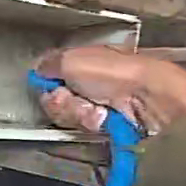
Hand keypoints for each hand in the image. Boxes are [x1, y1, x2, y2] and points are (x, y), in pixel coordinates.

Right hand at [34, 46, 185, 135]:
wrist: (147, 99)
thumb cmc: (114, 72)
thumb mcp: (73, 59)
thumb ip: (49, 63)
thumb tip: (37, 70)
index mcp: (89, 59)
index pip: (55, 72)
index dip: (47, 79)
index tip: (46, 83)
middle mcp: (93, 80)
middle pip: (57, 96)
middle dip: (60, 100)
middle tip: (70, 97)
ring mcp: (98, 103)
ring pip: (67, 113)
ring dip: (75, 111)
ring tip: (93, 109)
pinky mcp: (105, 124)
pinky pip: (81, 126)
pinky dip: (88, 122)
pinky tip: (101, 117)